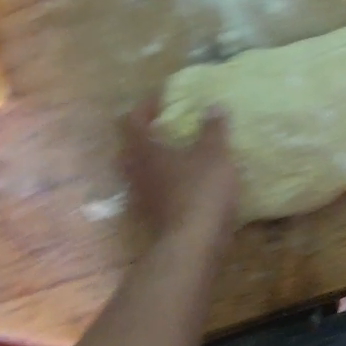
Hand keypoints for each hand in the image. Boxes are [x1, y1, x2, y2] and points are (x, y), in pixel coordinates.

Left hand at [116, 98, 241, 243]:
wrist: (193, 244)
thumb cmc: (201, 191)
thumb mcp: (214, 155)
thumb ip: (213, 130)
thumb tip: (214, 106)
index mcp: (143, 150)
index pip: (133, 120)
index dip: (146, 107)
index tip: (163, 101)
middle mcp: (134, 172)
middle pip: (131, 147)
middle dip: (147, 136)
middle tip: (166, 130)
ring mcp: (141, 198)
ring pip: (140, 173)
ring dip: (155, 163)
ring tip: (177, 158)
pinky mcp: (153, 218)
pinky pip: (154, 193)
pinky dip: (165, 185)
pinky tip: (184, 186)